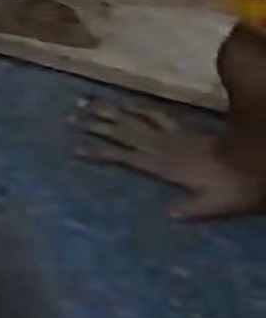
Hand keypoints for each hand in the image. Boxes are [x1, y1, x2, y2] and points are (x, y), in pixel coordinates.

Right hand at [73, 101, 265, 218]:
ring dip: (109, 112)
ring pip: (132, 122)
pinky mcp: (183, 129)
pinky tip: (126, 102)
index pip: (120, 157)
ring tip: (87, 103)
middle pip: (120, 134)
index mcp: (159, 165)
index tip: (73, 147)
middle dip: (94, 126)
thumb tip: (168, 215)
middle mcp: (156, 148)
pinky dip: (140, 107)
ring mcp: (169, 136)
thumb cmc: (238, 185)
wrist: (260, 161)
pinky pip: (157, 115)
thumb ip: (192, 209)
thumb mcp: (219, 204)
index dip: (95, 152)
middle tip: (70, 117)